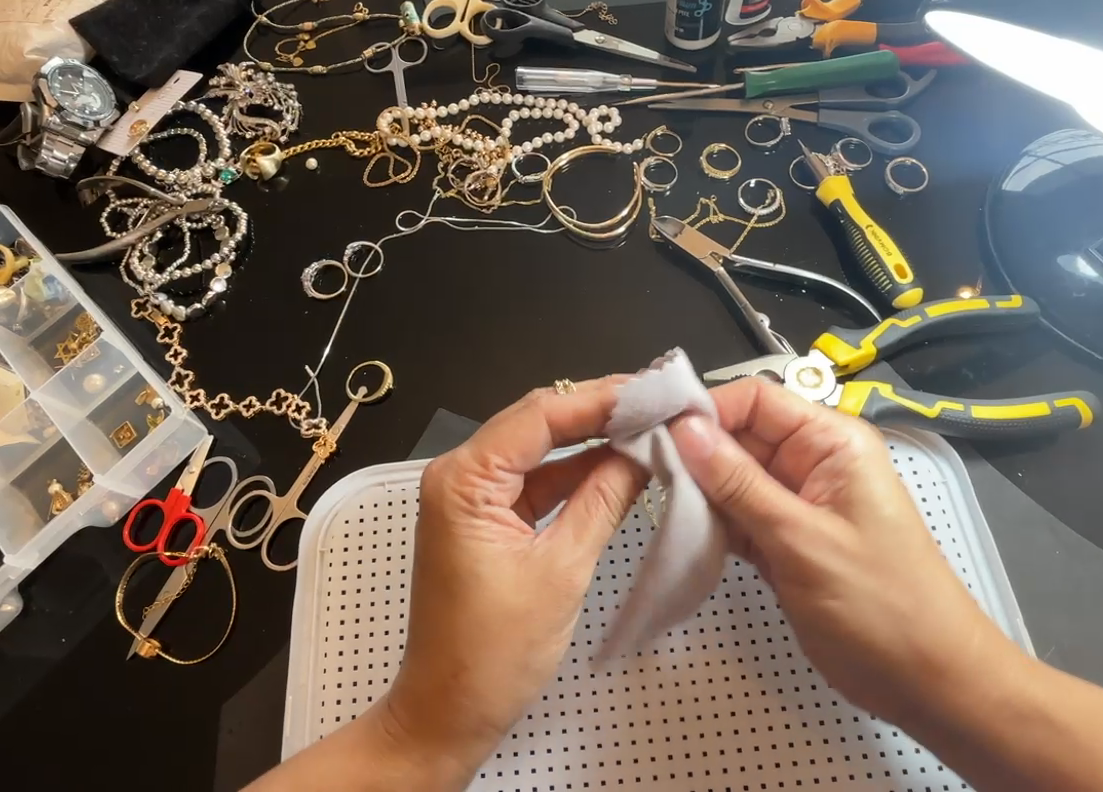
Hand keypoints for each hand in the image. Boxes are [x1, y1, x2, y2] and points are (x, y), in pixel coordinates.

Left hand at [379, 378, 646, 777]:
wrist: (449, 713)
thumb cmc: (497, 651)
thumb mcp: (562, 569)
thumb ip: (604, 500)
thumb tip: (644, 451)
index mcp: (464, 478)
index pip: (538, 415)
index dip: (597, 399)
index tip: (649, 390)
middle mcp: (459, 472)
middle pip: (536, 422)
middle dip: (596, 412)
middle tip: (654, 402)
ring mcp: (471, 493)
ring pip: (538, 447)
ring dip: (589, 440)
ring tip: (646, 424)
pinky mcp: (485, 515)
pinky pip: (534, 478)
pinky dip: (574, 472)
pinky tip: (618, 462)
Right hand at [669, 377, 1022, 722]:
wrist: (930, 685)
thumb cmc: (880, 605)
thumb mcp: (802, 539)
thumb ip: (738, 483)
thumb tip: (682, 428)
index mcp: (830, 442)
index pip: (757, 400)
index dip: (707, 408)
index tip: (656, 430)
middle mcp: (810, 460)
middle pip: (738, 434)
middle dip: (694, 449)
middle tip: (643, 465)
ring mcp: (794, 500)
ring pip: (730, 474)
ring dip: (697, 487)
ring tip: (653, 496)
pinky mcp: (781, 537)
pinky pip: (735, 512)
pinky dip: (709, 519)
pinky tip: (680, 527)